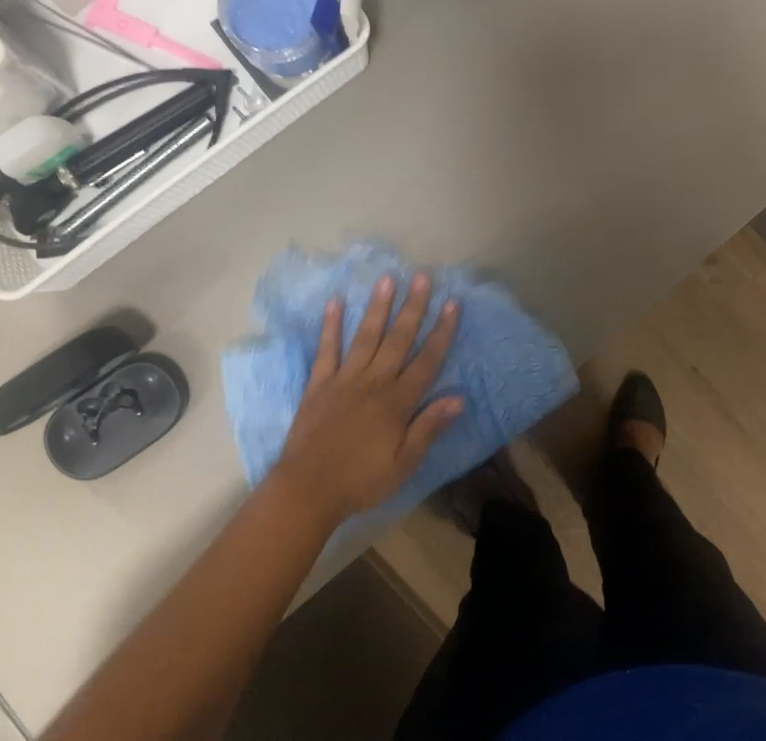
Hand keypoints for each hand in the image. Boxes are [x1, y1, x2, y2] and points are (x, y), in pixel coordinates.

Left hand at [269, 272, 464, 524]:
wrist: (307, 489)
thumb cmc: (361, 481)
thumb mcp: (404, 463)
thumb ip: (429, 428)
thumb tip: (459, 398)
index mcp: (398, 402)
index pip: (427, 361)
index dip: (442, 332)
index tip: (452, 303)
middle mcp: (374, 382)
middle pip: (398, 339)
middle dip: (413, 307)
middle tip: (423, 276)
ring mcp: (344, 380)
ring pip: (366, 336)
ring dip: (378, 307)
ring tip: (387, 279)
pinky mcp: (319, 385)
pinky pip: (327, 350)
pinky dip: (331, 326)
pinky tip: (335, 303)